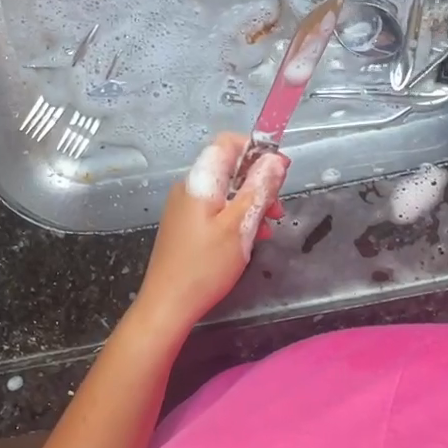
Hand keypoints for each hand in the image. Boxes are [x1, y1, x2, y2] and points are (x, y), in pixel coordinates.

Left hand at [133, 133, 287, 330]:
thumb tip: (276, 160)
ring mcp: (185, 208)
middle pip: (229, 168)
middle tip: (277, 208)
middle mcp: (189, 187)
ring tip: (267, 228)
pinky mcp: (185, 226)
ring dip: (250, 204)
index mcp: (201, 180)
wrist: (167, 304)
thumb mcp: (240, 226)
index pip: (228, 143)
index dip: (257, 150)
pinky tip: (249, 239)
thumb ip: (259, 189)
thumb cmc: (205, 266)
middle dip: (258, 183)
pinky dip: (236, 218)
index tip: (280, 172)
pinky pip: (216, 211)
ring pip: (225, 192)